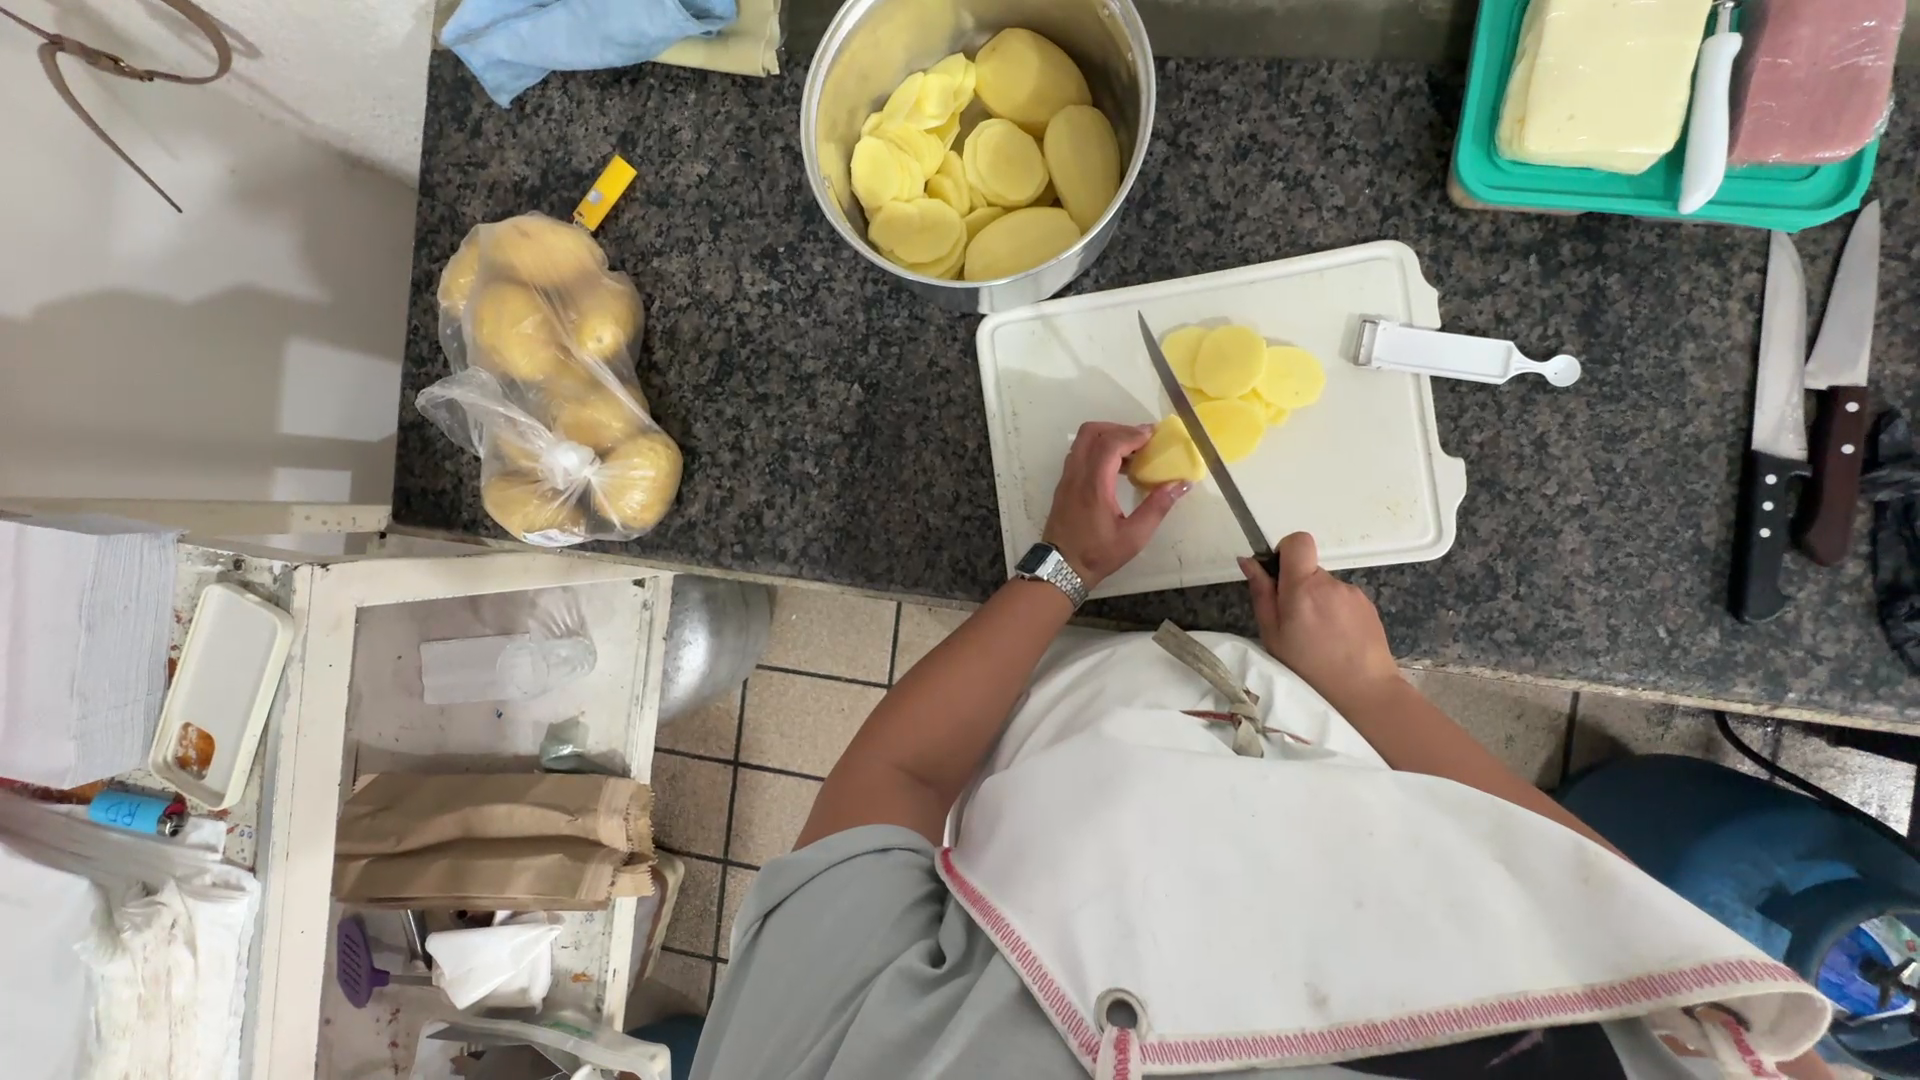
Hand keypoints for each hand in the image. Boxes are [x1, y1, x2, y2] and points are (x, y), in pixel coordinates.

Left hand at [1041, 422, 1189, 587]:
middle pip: (1091, 432)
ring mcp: (1066, 479)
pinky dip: (1098, 450)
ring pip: (1082, 441)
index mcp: (1093, 486)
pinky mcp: (1064, 485)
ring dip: (1107, 438)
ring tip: (1133, 453)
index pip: (1109, 444)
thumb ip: (1157, 507)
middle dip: (1118, 429)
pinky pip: (1079, 454)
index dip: (1132, 434)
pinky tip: (1117, 468)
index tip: (1153, 436)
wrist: (1061, 568)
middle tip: (1141, 440)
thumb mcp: (1134, 537)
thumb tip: (1181, 484)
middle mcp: (1076, 475)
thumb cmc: (1098, 554)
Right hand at [1240, 532, 1399, 707]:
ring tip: (1318, 637)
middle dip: (1298, 588)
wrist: (1364, 690)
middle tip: (1295, 623)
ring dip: (1318, 603)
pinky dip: (1335, 614)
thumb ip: (1261, 593)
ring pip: (1326, 587)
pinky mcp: (1368, 605)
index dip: (1286, 551)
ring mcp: (1353, 593)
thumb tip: (1249, 561)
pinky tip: (1336, 640)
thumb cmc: (1307, 666)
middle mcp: (1330, 583)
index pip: (1298, 541)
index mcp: (1303, 587)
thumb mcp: (1272, 634)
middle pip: (1309, 569)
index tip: (1279, 575)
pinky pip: (1343, 600)